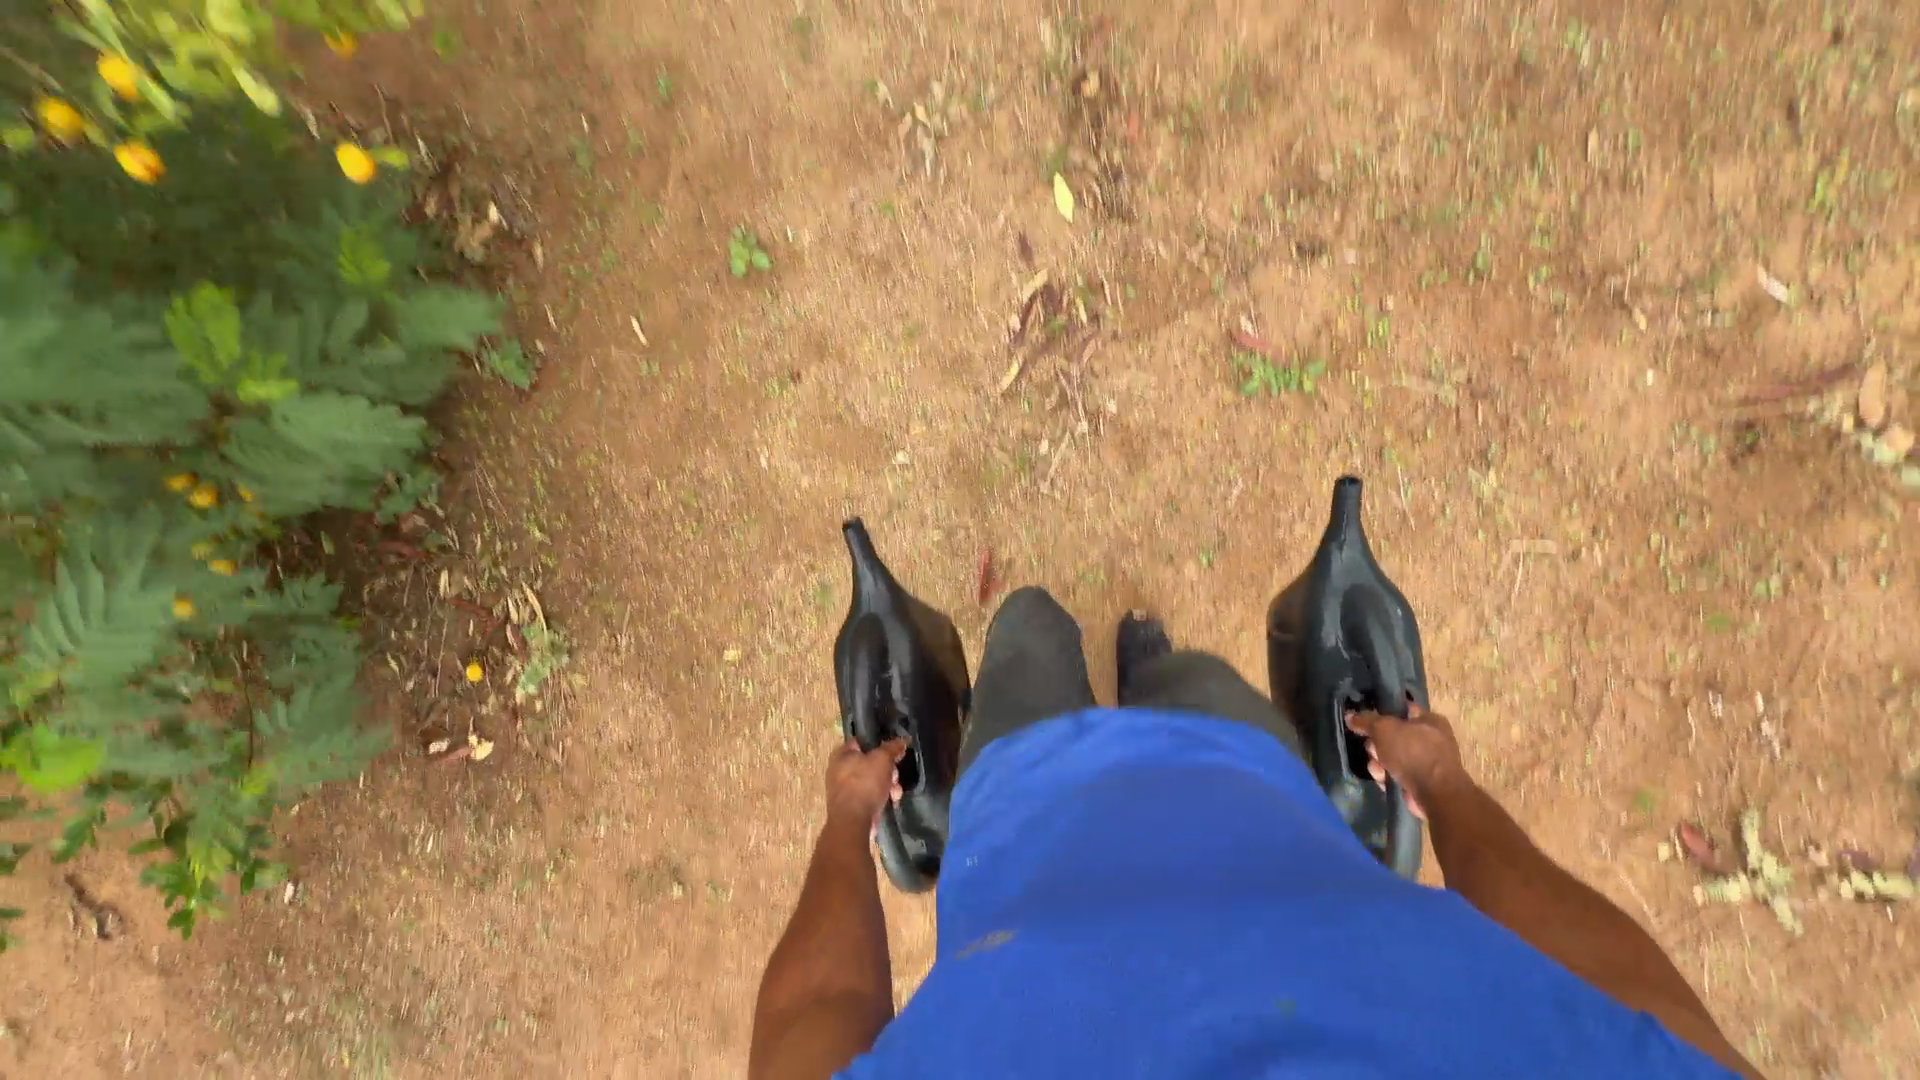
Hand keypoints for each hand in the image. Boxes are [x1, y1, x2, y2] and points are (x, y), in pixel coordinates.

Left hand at [824, 738, 906, 827]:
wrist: (853, 821)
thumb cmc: (865, 783)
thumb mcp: (883, 759)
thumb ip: (892, 748)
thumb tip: (902, 740)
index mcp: (841, 754)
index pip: (862, 742)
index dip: (879, 744)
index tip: (894, 751)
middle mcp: (839, 771)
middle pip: (870, 763)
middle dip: (888, 770)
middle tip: (895, 776)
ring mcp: (844, 790)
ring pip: (872, 781)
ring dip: (888, 785)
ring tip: (895, 793)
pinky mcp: (850, 807)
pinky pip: (869, 796)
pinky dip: (880, 798)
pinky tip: (891, 802)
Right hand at [1345, 705, 1469, 819]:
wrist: (1435, 793)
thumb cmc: (1413, 752)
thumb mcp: (1383, 728)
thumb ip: (1365, 720)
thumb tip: (1349, 716)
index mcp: (1430, 721)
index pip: (1402, 710)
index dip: (1381, 712)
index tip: (1364, 719)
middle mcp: (1430, 740)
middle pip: (1392, 735)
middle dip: (1376, 743)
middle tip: (1371, 747)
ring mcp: (1426, 762)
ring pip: (1390, 756)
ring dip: (1378, 762)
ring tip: (1377, 767)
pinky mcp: (1420, 782)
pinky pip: (1395, 774)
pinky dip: (1386, 776)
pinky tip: (1382, 779)